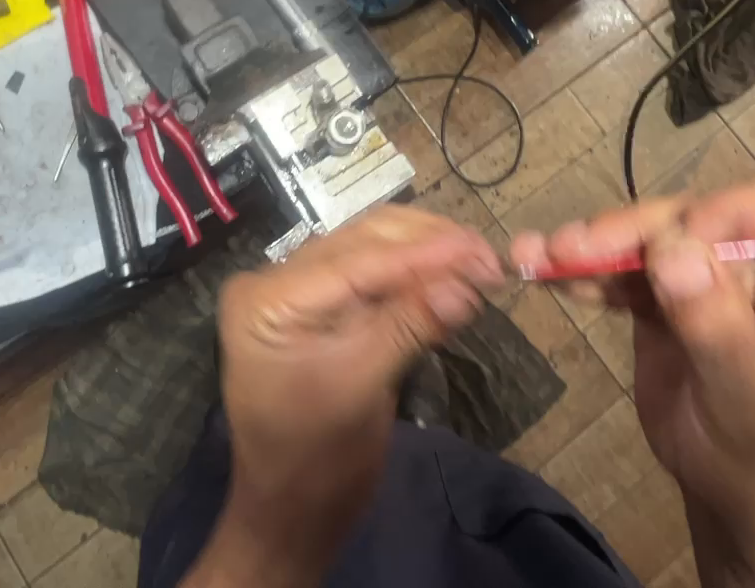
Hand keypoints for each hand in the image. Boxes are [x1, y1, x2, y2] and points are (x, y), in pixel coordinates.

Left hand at [188, 205, 501, 585]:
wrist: (294, 514)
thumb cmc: (314, 462)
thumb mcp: (360, 389)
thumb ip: (409, 328)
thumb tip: (466, 285)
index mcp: (266, 298)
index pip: (352, 262)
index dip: (420, 254)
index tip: (479, 251)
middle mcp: (275, 280)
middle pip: (361, 242)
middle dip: (427, 245)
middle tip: (488, 257)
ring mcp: (298, 288)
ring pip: (370, 248)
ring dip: (426, 251)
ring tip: (480, 262)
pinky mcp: (323, 303)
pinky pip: (373, 274)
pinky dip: (415, 274)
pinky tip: (452, 276)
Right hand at [510, 179, 754, 582]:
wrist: (733, 511)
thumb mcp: (752, 410)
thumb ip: (717, 330)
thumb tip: (671, 249)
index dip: (720, 212)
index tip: (663, 243)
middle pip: (702, 220)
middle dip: (635, 232)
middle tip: (572, 246)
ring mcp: (723, 280)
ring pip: (658, 239)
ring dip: (597, 247)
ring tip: (538, 254)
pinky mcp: (675, 294)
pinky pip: (630, 270)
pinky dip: (588, 273)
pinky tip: (547, 275)